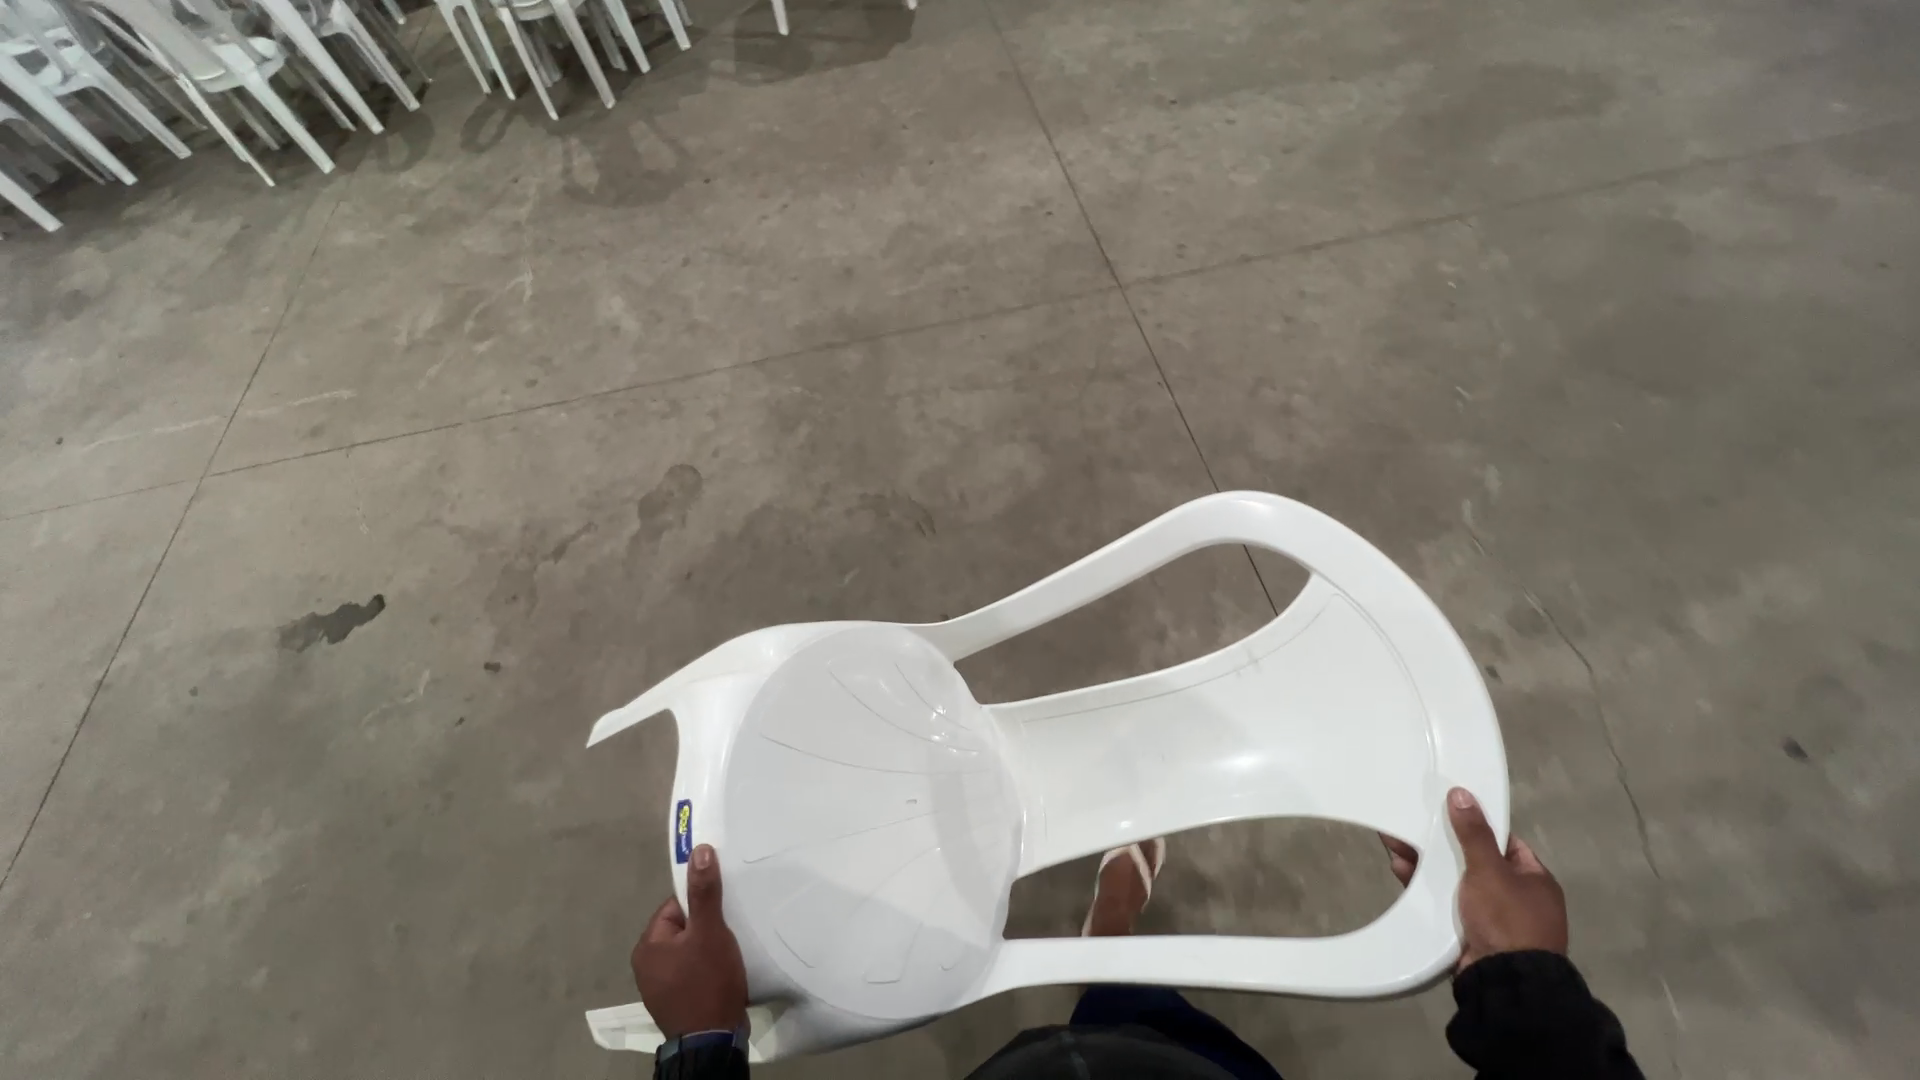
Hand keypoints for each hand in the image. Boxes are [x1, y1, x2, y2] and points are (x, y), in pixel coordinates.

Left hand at [631, 844, 748, 1036]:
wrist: (713, 1040)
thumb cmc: (707, 981)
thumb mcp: (710, 930)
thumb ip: (704, 891)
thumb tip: (699, 849)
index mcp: (648, 945)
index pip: (676, 905)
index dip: (702, 903)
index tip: (724, 908)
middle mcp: (648, 965)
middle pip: (684, 927)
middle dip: (708, 924)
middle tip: (732, 926)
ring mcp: (662, 986)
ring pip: (691, 949)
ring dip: (711, 944)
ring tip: (732, 946)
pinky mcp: (678, 1000)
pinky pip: (694, 969)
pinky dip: (710, 964)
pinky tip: (727, 966)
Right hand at [1379, 787, 1568, 972]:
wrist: (1505, 981)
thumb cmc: (1507, 919)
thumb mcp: (1490, 870)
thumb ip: (1474, 833)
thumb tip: (1461, 793)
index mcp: (1533, 879)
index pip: (1503, 841)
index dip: (1475, 824)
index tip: (1446, 810)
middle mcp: (1515, 896)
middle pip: (1472, 859)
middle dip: (1439, 844)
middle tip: (1410, 824)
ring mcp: (1491, 915)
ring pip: (1452, 879)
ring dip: (1425, 864)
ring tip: (1395, 845)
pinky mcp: (1468, 930)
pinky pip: (1442, 900)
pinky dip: (1423, 887)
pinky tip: (1401, 871)